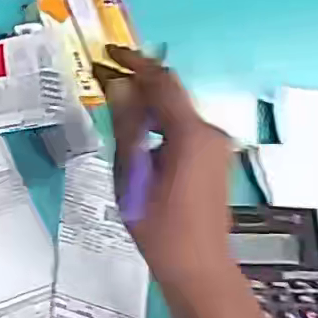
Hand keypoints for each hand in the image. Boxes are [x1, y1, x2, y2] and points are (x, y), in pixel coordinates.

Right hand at [100, 47, 238, 294]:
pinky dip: (157, 123)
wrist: (196, 264)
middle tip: (102, 77)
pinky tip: (135, 132)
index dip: (134, 63)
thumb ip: (127, 128)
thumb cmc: (158, 225)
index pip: (162, 82)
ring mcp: (215, 147)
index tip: (107, 53)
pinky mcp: (212, 160)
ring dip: (146, 103)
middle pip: (171, 95)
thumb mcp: (133, 175)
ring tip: (112, 102)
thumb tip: (119, 88)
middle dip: (137, 82)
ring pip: (175, 113)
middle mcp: (211, 133)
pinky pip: (181, 130)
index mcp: (191, 134)